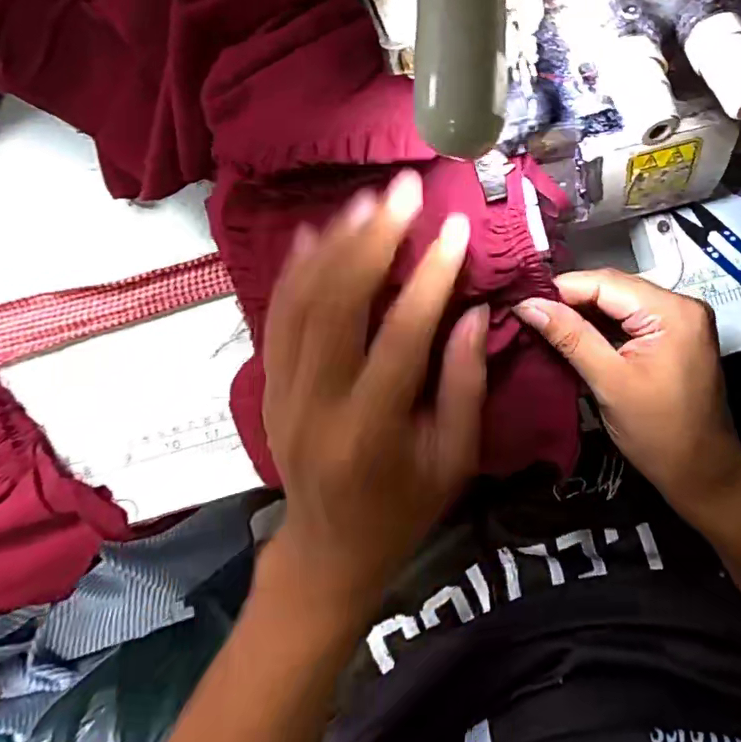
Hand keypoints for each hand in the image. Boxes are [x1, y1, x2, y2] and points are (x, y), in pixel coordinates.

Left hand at [262, 170, 487, 603]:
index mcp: (371, 429)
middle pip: (338, 304)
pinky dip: (295, 269)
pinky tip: (313, 232)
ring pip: (301, 301)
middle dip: (373, 239)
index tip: (454, 229)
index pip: (400, 337)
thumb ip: (464, 385)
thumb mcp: (454, 459)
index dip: (429, 278)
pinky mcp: (270, 384)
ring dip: (334, 243)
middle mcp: (317, 402)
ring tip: (366, 199)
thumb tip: (470, 310)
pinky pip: (276, 316)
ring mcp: (283, 391)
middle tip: (404, 190)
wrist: (327, 551)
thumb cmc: (404, 509)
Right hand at [513, 269, 740, 518]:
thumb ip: (570, 337)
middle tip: (528, 310)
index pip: (607, 283)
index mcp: (673, 311)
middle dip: (571, 299)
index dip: (562, 289)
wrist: (703, 474)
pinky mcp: (675, 335)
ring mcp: (681, 319)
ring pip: (620, 302)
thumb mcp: (610, 382)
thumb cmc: (659, 434)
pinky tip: (573, 332)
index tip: (522, 298)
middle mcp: (682, 305)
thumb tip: (527, 304)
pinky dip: (603, 326)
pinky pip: (632, 319)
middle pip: (614, 288)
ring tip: (542, 319)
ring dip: (584, 312)